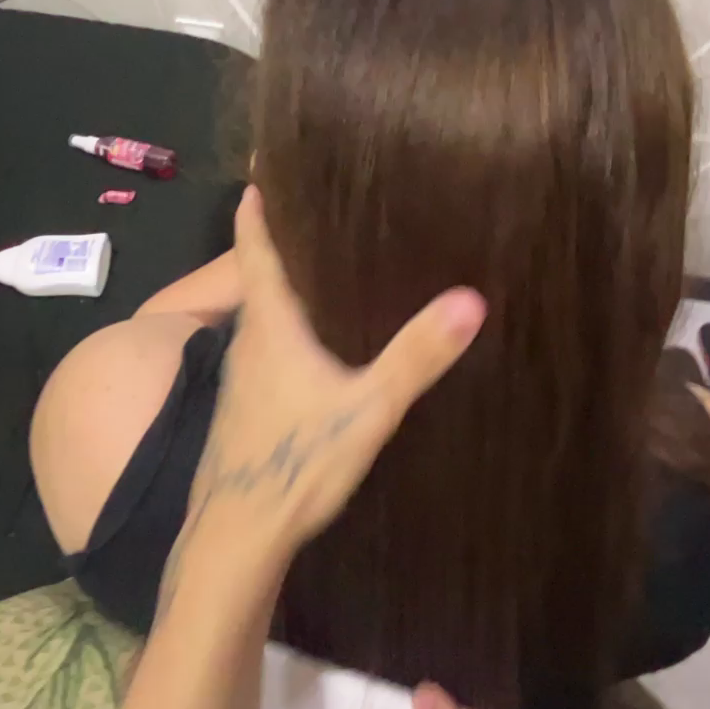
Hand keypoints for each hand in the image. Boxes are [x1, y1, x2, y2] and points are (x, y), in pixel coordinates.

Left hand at [180, 187, 485, 564]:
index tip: (260, 172)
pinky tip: (315, 341)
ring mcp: (242, 378)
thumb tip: (472, 298)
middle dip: (280, 240)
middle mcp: (248, 343)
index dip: (257, 210)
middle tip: (317, 208)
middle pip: (258, 277)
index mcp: (271, 328)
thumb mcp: (368, 408)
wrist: (237, 536)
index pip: (256, 252)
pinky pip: (265, 347)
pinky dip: (285, 326)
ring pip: (261, 314)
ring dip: (282, 285)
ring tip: (323, 264)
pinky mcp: (246, 407)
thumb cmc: (297, 463)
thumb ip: (417, 356)